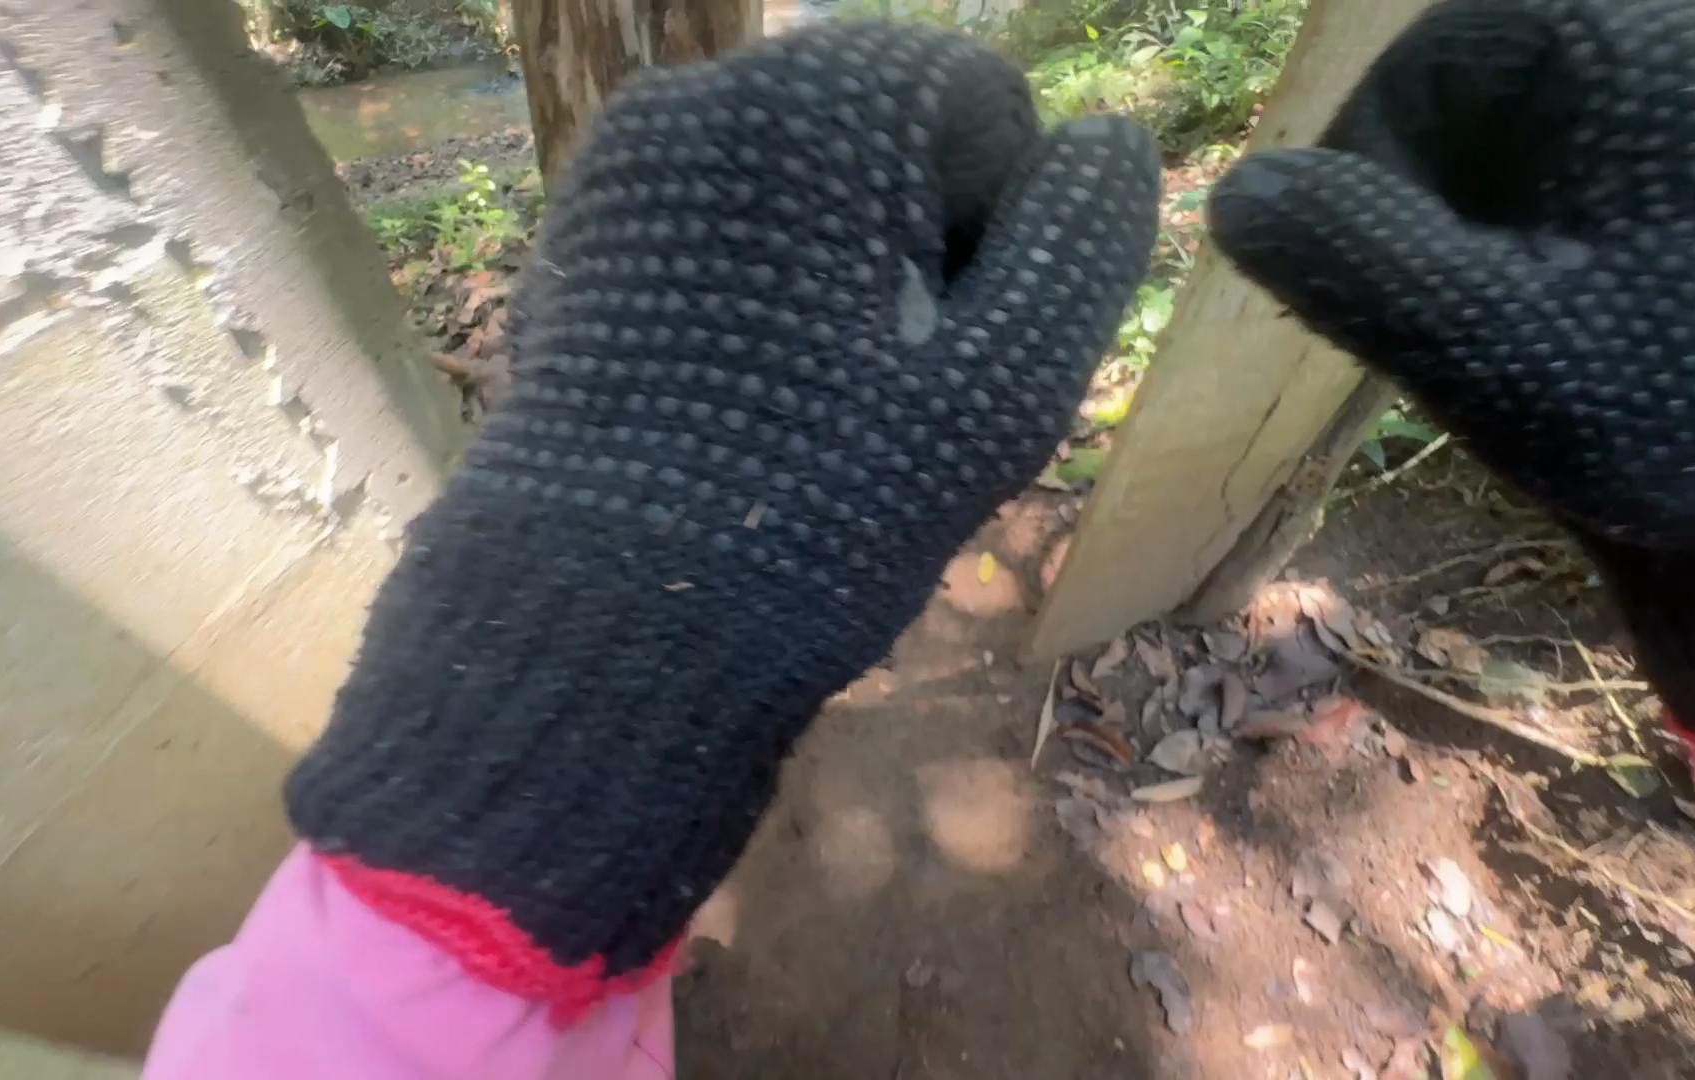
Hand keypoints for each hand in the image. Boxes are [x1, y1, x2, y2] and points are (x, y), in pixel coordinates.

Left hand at [286, 21, 1159, 1019]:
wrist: (619, 612)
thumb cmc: (828, 506)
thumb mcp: (1001, 387)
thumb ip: (1078, 247)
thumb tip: (1113, 142)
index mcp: (823, 109)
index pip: (974, 97)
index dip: (1000, 218)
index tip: (963, 331)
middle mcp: (707, 95)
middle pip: (878, 129)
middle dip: (917, 233)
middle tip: (894, 371)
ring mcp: (628, 164)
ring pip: (796, 178)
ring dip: (842, 260)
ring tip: (820, 387)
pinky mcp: (582, 238)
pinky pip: (716, 221)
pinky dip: (760, 278)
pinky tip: (746, 382)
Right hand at [1208, 0, 1694, 767]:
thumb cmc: (1652, 412)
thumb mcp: (1476, 337)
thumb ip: (1351, 258)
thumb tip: (1232, 193)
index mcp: (1632, 67)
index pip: (1430, 50)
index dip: (1360, 147)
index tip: (1361, 259)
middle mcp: (1646, 71)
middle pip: (1440, 95)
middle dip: (1386, 198)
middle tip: (1400, 305)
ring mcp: (1637, 136)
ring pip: (1455, 150)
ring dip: (1409, 234)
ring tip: (1439, 321)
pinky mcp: (1623, 196)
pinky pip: (1490, 193)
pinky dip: (1448, 251)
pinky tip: (1468, 314)